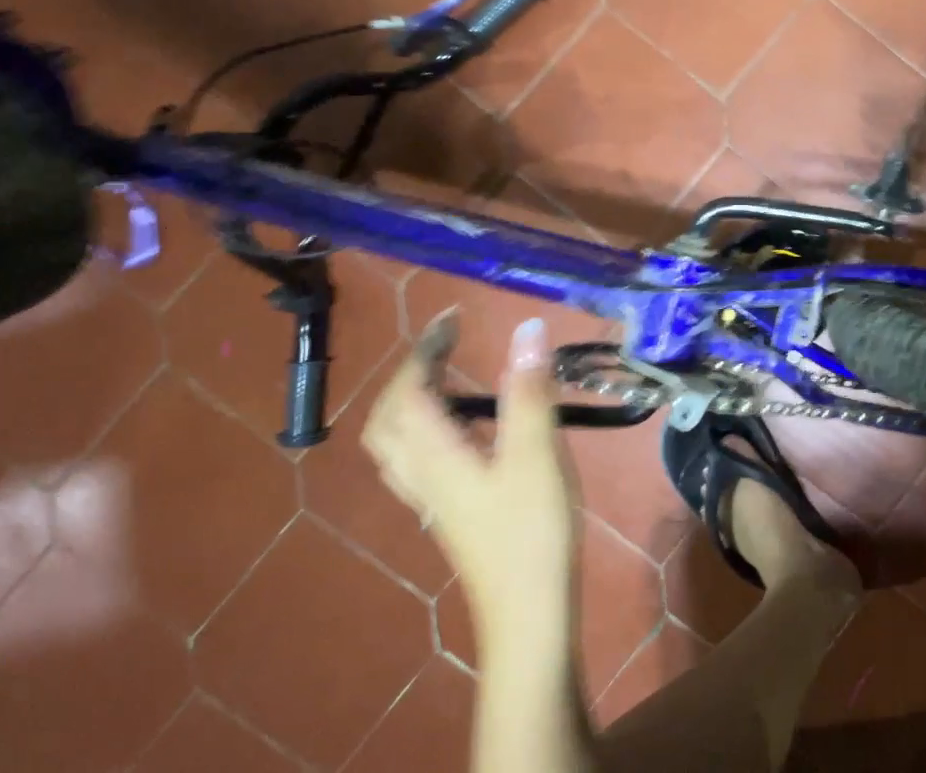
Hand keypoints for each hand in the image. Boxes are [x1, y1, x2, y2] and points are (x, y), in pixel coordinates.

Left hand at [362, 311, 577, 647]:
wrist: (527, 607)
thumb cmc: (531, 529)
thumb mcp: (537, 453)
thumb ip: (530, 391)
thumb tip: (529, 327)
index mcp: (434, 452)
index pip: (409, 389)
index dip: (425, 348)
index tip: (454, 317)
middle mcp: (420, 472)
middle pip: (388, 417)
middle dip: (410, 375)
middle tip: (450, 348)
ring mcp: (432, 498)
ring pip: (399, 442)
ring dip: (415, 401)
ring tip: (457, 380)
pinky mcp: (450, 513)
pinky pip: (421, 460)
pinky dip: (433, 430)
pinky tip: (471, 434)